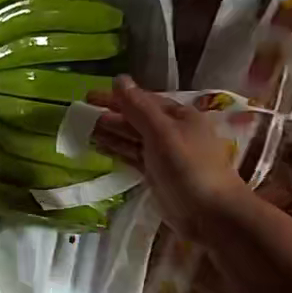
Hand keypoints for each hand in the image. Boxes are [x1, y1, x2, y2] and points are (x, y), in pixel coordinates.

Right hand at [87, 75, 253, 240]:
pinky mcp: (156, 174)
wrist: (210, 213)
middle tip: (81, 113)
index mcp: (179, 116)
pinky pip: (131, 156)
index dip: (117, 97)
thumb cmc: (189, 167)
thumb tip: (119, 80)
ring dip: (110, 132)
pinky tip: (100, 147)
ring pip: (131, 138)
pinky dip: (116, 150)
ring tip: (85, 128)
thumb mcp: (162, 133)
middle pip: (136, 119)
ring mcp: (163, 154)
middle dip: (110, 114)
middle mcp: (171, 132)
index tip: (90, 95)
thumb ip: (139, 108)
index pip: (143, 101)